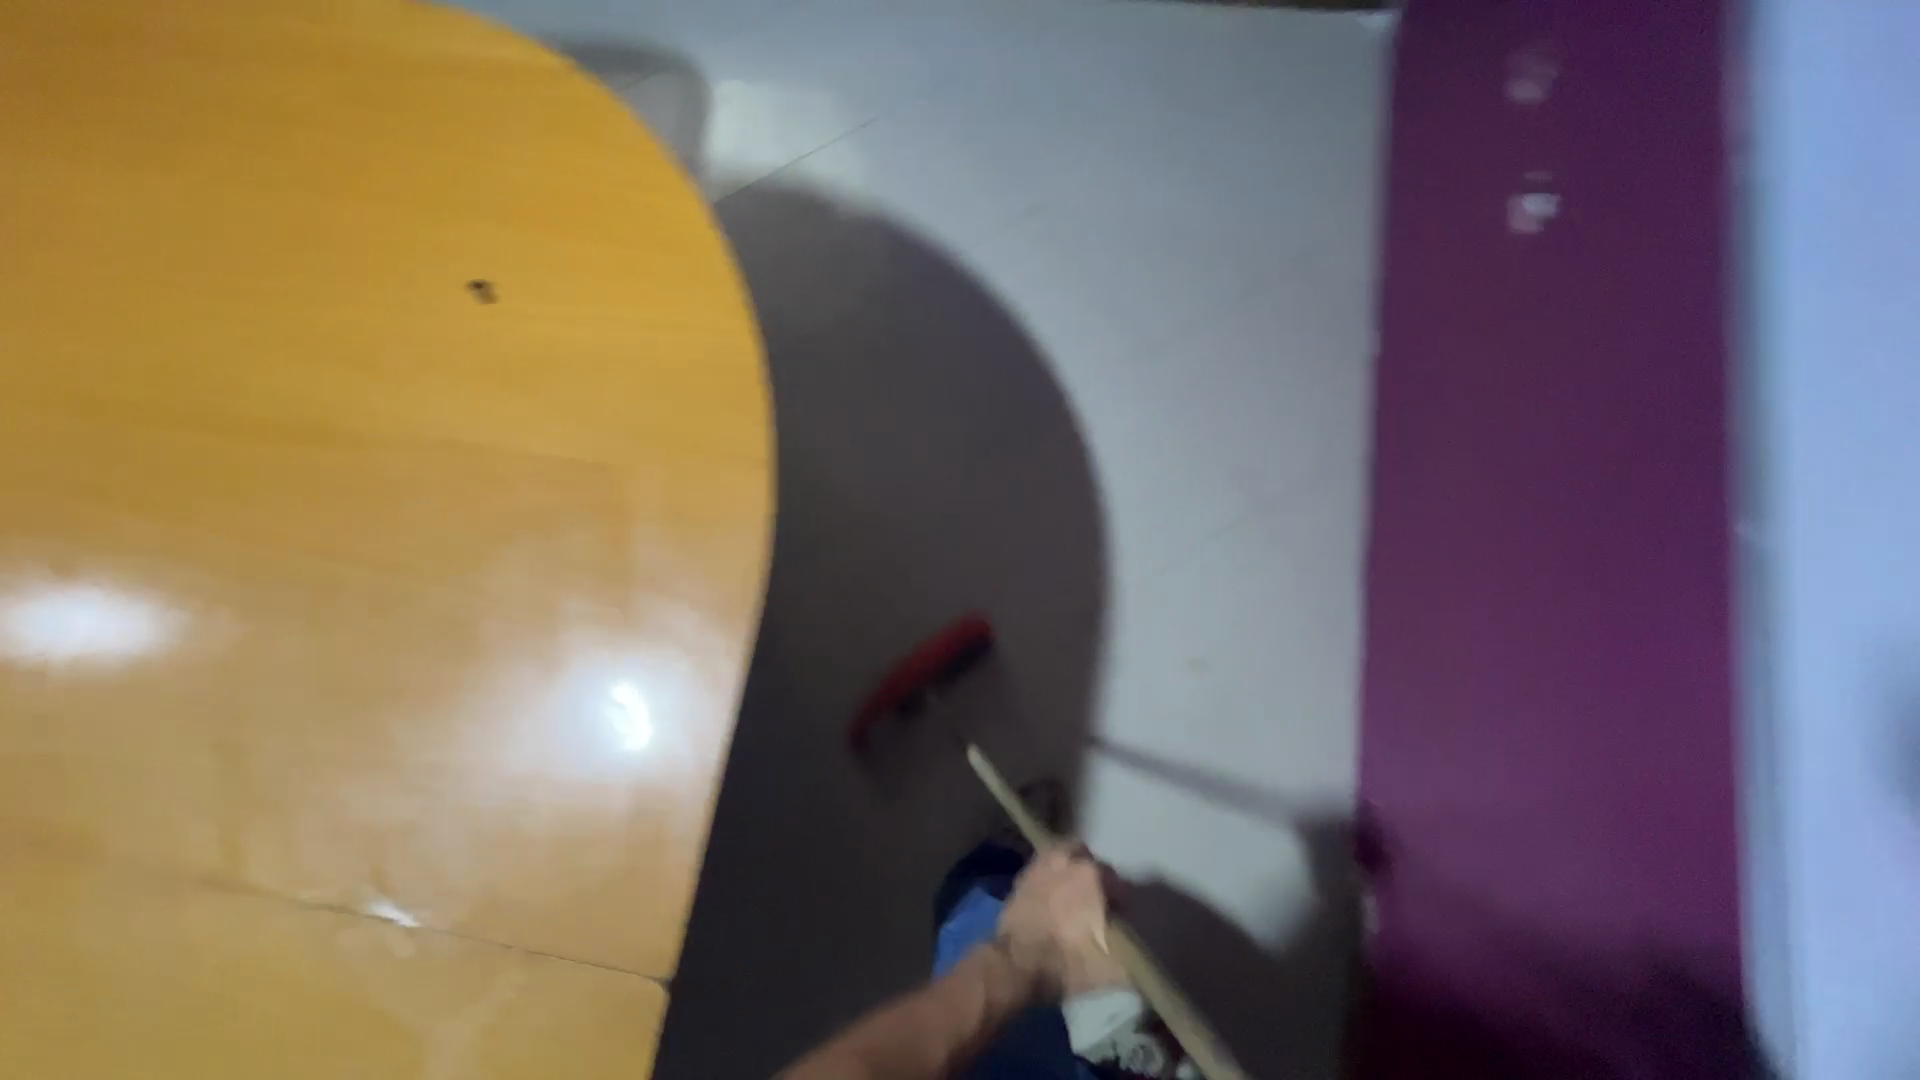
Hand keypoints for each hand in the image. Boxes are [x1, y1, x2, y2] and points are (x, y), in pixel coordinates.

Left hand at [994, 844, 1127, 1000]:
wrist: (1016, 965)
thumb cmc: (1068, 963)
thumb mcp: (1113, 970)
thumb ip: (1134, 954)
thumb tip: (1139, 949)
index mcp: (1095, 875)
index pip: (1120, 884)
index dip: (1122, 903)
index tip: (1119, 920)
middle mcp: (1069, 859)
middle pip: (1092, 864)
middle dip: (1097, 880)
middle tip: (1095, 904)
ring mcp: (1042, 863)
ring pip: (1066, 858)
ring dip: (1073, 872)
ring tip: (1073, 898)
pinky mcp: (1023, 874)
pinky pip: (1045, 869)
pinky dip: (1051, 879)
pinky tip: (1051, 899)